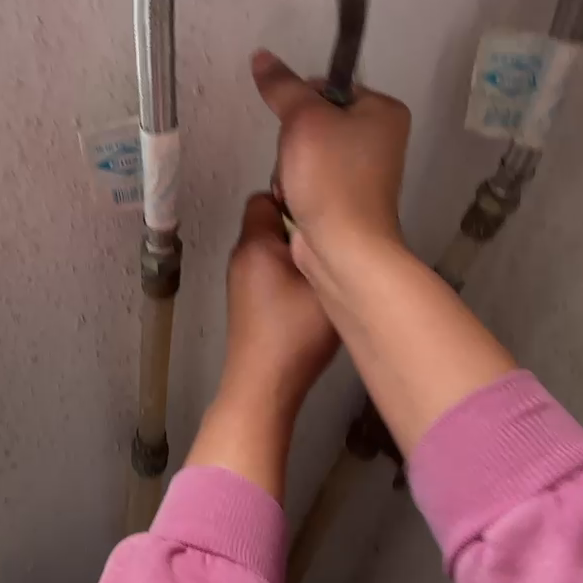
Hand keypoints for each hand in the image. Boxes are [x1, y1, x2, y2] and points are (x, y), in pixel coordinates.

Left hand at [221, 193, 340, 410]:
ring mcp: (241, 280)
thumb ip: (332, 251)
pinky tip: (313, 291)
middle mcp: (241, 256)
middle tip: (333, 238)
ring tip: (328, 265)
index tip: (323, 211)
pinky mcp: (246, 301)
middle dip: (299, 227)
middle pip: (269, 223)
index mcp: (255, 244)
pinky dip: (288, 273)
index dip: (293, 198)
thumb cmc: (295, 332)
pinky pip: (268, 271)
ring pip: (271, 250)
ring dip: (296, 253)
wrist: (263, 384)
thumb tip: (342, 230)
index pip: (265, 198)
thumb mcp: (324, 285)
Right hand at [252, 50, 411, 275]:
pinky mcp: (348, 197)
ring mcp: (365, 170)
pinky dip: (297, 186)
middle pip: (316, 119)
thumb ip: (282, 86)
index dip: (301, 101)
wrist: (343, 245)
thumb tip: (261, 56)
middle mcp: (381, 137)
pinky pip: (312, 178)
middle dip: (293, 139)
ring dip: (290, 165)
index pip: (329, 86)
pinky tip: (294, 198)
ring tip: (292, 182)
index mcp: (383, 110)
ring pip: (308, 151)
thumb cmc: (330, 176)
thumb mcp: (303, 119)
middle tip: (292, 157)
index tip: (294, 125)